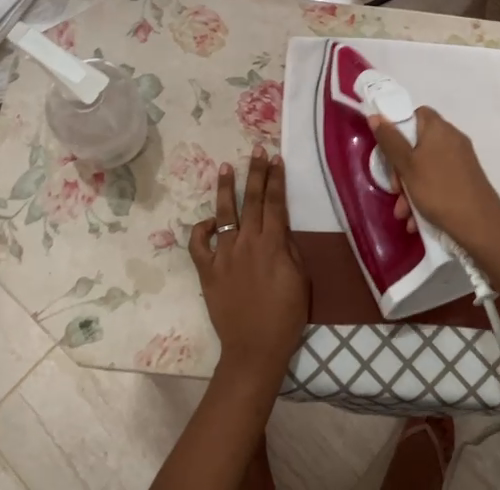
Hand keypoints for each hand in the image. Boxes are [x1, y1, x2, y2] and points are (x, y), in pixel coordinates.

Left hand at [189, 145, 308, 379]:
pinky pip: (199, 243)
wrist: (255, 347)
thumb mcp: (301, 279)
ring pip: (223, 213)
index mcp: (272, 244)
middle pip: (252, 200)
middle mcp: (246, 242)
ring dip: (225, 188)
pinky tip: (210, 220)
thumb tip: (281, 228)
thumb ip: (289, 249)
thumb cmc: (286, 316)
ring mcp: (224, 254)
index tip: (276, 159)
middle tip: (256, 151)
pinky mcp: (207, 270)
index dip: (276, 179)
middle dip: (256, 173)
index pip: (275, 203)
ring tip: (225, 167)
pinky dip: (202, 229)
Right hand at [369, 107, 499, 255]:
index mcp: (438, 128)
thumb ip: (390, 140)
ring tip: (404, 213)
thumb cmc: (439, 190)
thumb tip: (376, 115)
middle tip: (395, 189)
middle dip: (401, 169)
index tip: (389, 150)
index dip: (399, 128)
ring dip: (410, 188)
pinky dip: (426, 196)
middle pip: (418, 143)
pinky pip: (438, 181)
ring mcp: (461, 160)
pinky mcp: (466, 179)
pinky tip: (417, 219)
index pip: (416, 114)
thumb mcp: (407, 166)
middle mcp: (452, 139)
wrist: (481, 226)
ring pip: (426, 167)